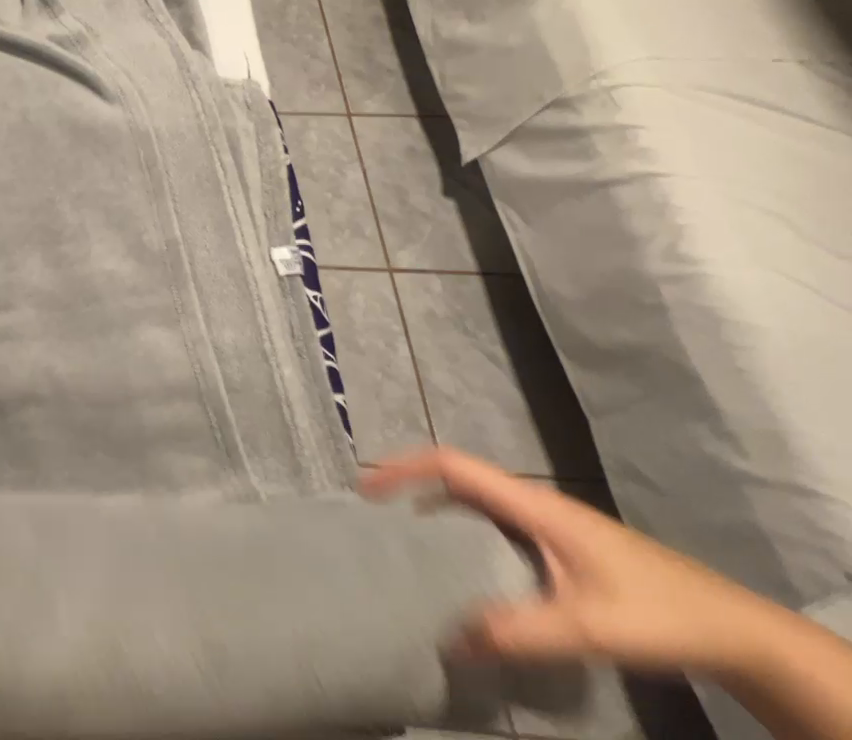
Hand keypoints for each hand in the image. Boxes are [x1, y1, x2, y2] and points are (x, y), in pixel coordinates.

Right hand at [362, 447, 780, 675]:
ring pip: (475, 506)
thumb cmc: (663, 615)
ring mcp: (549, 526)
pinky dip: (462, 540)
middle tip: (373, 525)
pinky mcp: (558, 548)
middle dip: (409, 492)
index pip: (454, 465)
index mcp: (536, 506)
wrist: (740, 634)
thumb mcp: (589, 628)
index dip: (404, 468)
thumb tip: (447, 641)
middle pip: (457, 481)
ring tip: (404, 550)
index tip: (367, 491)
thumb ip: (519, 632)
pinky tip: (459, 577)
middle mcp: (536, 506)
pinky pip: (493, 529)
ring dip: (435, 517)